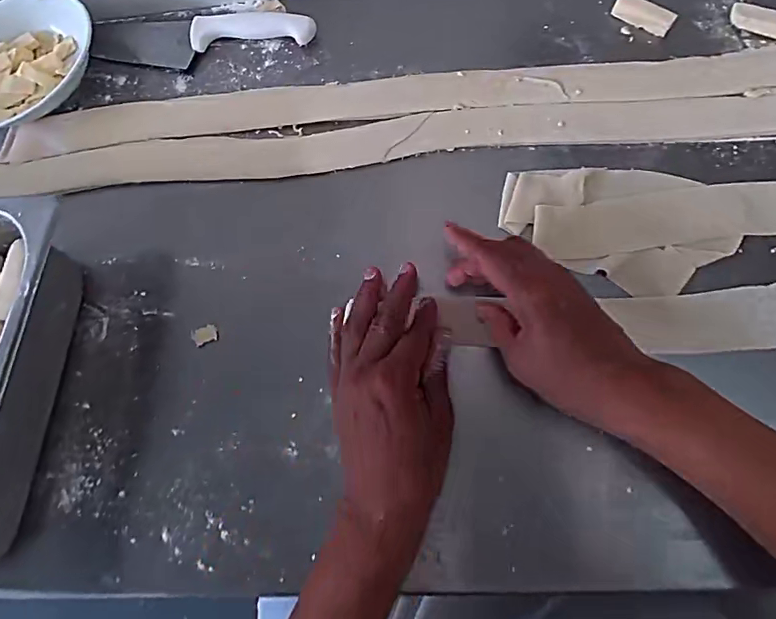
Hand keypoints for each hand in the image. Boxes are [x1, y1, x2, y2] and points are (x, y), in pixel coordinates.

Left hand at [329, 263, 452, 545]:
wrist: (379, 505)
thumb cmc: (418, 466)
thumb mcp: (439, 420)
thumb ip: (434, 376)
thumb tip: (435, 341)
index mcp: (394, 380)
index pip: (413, 335)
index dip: (426, 316)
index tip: (432, 300)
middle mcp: (366, 372)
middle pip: (383, 323)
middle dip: (397, 294)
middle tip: (406, 270)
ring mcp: (347, 380)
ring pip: (355, 329)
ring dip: (364, 299)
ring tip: (373, 276)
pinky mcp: (337, 390)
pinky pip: (336, 350)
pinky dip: (338, 328)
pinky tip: (342, 310)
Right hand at [444, 223, 666, 435]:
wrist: (622, 383)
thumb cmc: (572, 377)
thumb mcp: (520, 359)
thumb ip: (498, 327)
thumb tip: (488, 309)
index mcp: (529, 290)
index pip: (490, 256)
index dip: (466, 242)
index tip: (450, 231)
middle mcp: (547, 276)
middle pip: (506, 250)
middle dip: (477, 255)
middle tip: (457, 274)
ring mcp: (563, 280)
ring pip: (523, 254)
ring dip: (497, 259)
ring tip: (479, 280)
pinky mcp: (573, 289)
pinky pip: (537, 264)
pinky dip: (516, 266)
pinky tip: (509, 287)